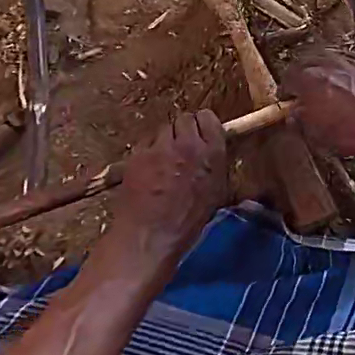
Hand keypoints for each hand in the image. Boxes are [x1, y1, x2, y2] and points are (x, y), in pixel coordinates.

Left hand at [108, 110, 228, 254]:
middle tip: (179, 149)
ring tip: (162, 162)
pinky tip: (147, 171)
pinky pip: (146, 142)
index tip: (198, 135)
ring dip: (164, 140)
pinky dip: (147, 152)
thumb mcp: (215, 193)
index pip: (207, 118)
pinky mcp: (140, 153)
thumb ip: (213, 164)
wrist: (151, 237)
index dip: (201, 126)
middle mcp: (188, 145)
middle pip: (184, 119)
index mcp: (212, 155)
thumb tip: (209, 151)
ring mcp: (162, 148)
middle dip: (182, 131)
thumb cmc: (187, 223)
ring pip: (164, 129)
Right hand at [285, 52, 354, 167]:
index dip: (285, 92)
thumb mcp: (317, 135)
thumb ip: (300, 120)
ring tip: (320, 87)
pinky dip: (339, 69)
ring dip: (319, 70)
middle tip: (300, 92)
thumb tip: (295, 116)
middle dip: (300, 77)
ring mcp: (349, 61)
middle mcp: (328, 64)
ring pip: (325, 59)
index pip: (287, 79)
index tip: (287, 100)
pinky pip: (345, 61)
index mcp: (310, 79)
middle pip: (304, 64)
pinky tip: (343, 83)